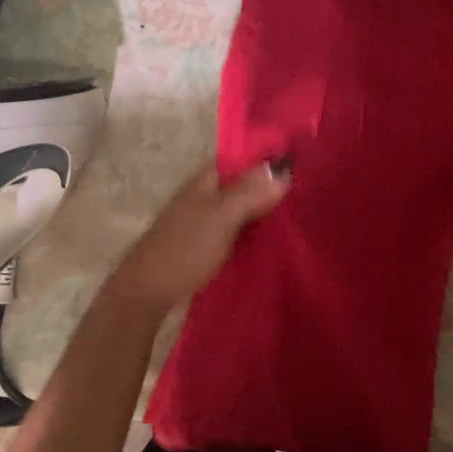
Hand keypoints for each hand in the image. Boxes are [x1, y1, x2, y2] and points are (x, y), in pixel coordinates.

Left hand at [109, 164, 289, 313]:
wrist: (146, 292)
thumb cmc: (184, 249)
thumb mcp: (221, 217)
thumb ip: (250, 193)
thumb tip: (283, 169)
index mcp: (205, 180)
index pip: (240, 158)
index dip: (267, 159)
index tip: (300, 164)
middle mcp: (203, 195)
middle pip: (241, 184)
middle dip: (268, 187)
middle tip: (306, 194)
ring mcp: (202, 221)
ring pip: (239, 208)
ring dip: (262, 211)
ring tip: (297, 217)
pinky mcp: (203, 245)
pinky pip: (235, 230)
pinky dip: (251, 232)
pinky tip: (272, 241)